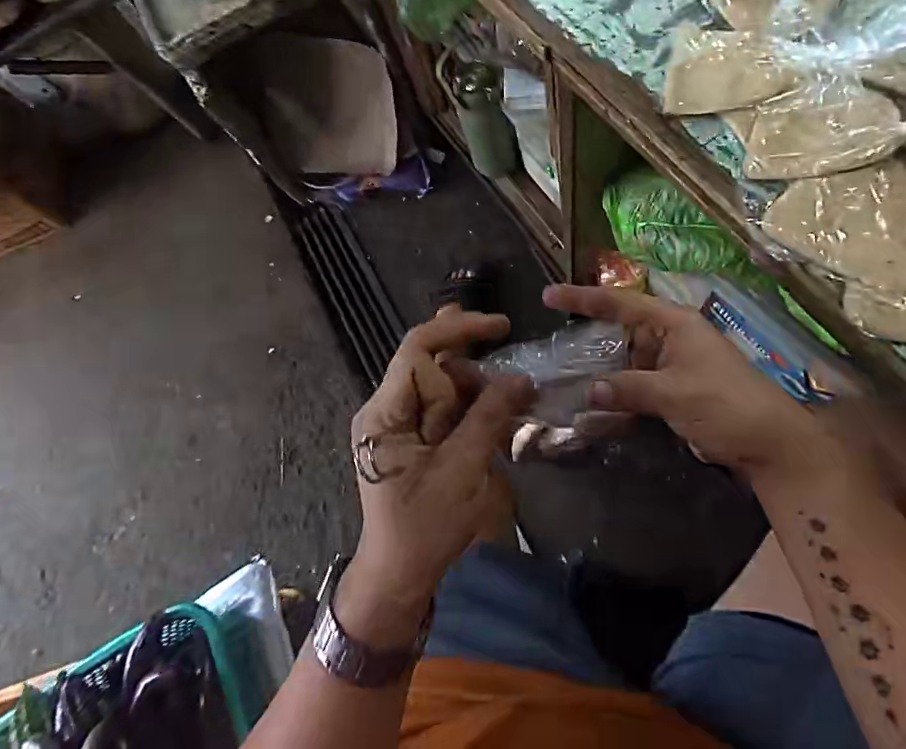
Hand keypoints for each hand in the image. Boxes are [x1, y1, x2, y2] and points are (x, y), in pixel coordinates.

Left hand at [339, 306, 534, 647]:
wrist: (397, 579)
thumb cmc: (423, 529)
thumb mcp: (461, 472)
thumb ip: (488, 419)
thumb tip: (521, 378)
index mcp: (384, 412)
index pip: (417, 349)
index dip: (458, 329)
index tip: (502, 327)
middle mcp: (385, 409)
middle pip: (432, 367)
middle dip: (475, 373)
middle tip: (514, 391)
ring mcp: (397, 424)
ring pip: (442, 388)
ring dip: (478, 393)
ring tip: (511, 408)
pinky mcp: (411, 439)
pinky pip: (443, 411)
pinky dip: (472, 412)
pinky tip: (497, 418)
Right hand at [542, 284, 839, 481]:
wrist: (773, 447)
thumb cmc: (727, 406)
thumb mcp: (675, 394)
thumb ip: (629, 388)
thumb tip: (590, 389)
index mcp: (674, 324)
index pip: (621, 303)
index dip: (583, 298)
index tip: (549, 295)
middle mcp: (670, 340)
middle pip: (619, 334)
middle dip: (588, 343)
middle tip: (552, 353)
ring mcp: (672, 368)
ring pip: (624, 365)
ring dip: (600, 377)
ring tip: (564, 386)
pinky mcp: (674, 394)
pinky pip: (636, 390)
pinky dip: (617, 399)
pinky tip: (593, 415)